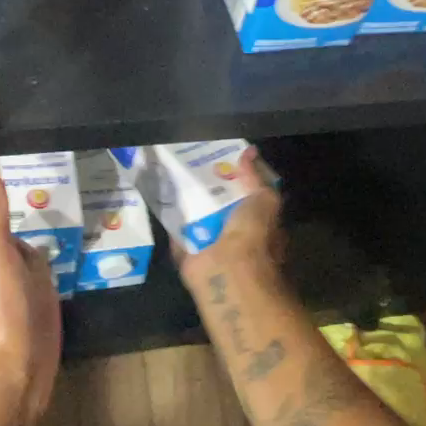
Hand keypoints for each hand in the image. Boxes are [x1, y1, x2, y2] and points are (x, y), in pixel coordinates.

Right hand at [175, 146, 283, 285]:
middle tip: (191, 161)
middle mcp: (234, 233)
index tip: (219, 157)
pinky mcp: (187, 254)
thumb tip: (248, 152)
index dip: (235, 176)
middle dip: (207, 187)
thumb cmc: (254, 235)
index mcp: (257, 222)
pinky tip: (160, 197)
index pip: (245, 195)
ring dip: (186, 201)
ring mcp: (210, 245)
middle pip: (218, 205)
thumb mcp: (265, 200)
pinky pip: (177, 232)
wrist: (230, 273)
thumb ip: (256, 177)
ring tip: (171, 173)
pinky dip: (169, 219)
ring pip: (196, 217)